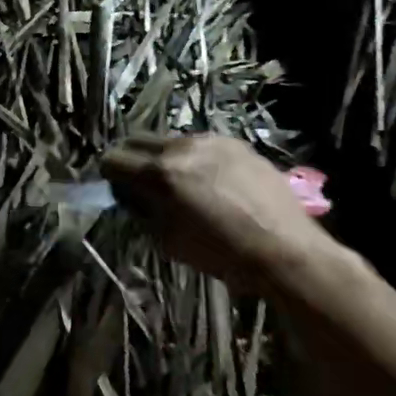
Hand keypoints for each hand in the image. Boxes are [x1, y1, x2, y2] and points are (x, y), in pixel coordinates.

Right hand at [101, 134, 326, 293]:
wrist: (287, 250)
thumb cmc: (224, 256)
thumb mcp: (170, 242)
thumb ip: (142, 213)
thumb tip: (129, 196)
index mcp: (161, 174)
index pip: (114, 159)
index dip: (109, 173)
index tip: (115, 187)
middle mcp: (181, 147)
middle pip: (138, 140)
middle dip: (132, 158)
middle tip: (140, 183)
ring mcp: (211, 140)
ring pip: (172, 141)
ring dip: (166, 158)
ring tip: (183, 185)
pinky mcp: (235, 142)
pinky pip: (202, 145)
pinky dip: (196, 159)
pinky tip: (213, 184)